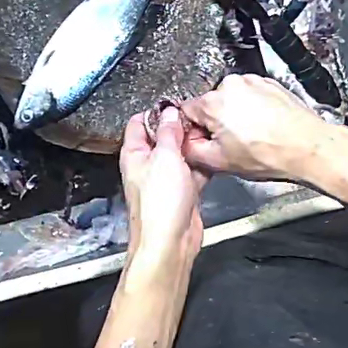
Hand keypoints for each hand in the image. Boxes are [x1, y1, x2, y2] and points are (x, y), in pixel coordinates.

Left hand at [119, 107, 206, 276]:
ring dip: (193, 147)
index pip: (140, 122)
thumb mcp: (165, 156)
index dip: (157, 111)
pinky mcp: (181, 192)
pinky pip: (192, 172)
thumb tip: (169, 113)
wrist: (169, 242)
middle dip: (180, 128)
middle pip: (162, 137)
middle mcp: (147, 165)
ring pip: (179, 154)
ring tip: (208, 136)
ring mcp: (164, 179)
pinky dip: (202, 166)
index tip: (176, 105)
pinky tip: (213, 158)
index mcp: (134, 153)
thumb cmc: (159, 204)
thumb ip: (168, 132)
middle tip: (197, 120)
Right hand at [177, 74, 338, 182]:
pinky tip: (264, 128)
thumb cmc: (271, 154)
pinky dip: (253, 110)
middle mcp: (230, 85)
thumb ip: (190, 150)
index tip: (205, 141)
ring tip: (252, 136)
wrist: (308, 147)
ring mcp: (252, 82)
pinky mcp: (269, 84)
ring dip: (235, 115)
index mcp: (212, 102)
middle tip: (232, 144)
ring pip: (231, 100)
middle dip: (216, 123)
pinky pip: (250, 96)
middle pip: (209, 104)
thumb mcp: (219, 162)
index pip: (186, 111)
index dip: (193, 130)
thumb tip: (184, 144)